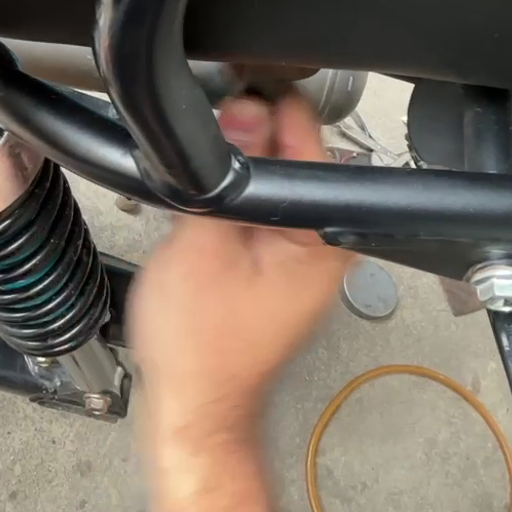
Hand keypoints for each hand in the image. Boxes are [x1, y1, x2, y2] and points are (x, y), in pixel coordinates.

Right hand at [129, 96, 352, 511]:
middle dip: (244, 144)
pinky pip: (257, 215)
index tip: (226, 109)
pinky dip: (230, 204)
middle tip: (200, 153)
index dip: (263, 113)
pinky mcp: (275, 269)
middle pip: (290, 160)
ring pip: (268, 186)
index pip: (309, 142)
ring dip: (231, 175)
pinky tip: (204, 216)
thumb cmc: (199, 345)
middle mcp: (322, 246)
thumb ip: (222, 176)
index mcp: (322, 238)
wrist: (190, 403)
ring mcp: (300, 259)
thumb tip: (243, 115)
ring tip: (198, 191)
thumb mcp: (201, 243)